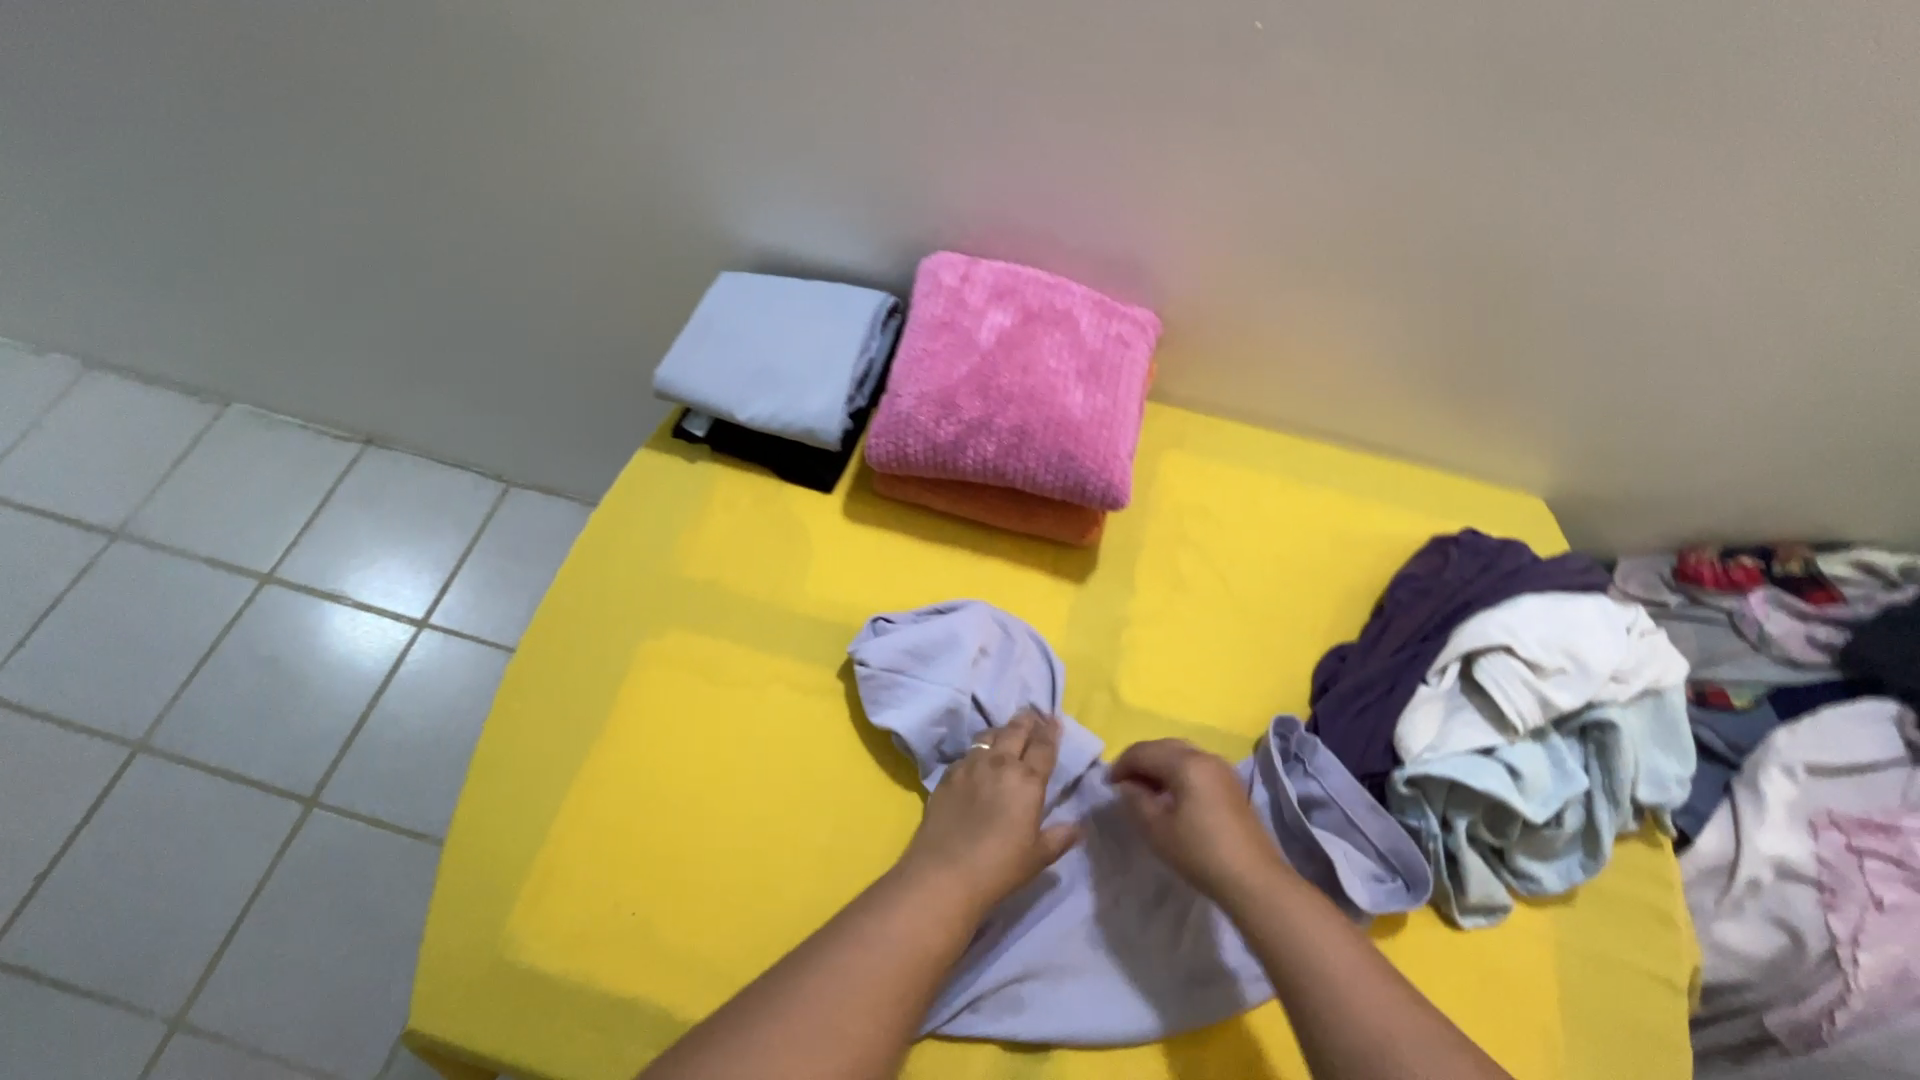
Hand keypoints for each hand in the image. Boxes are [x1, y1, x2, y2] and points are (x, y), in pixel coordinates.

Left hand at [896, 710, 1081, 914]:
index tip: (1054, 720)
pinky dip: (978, 750)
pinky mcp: (947, 775)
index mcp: (1027, 780)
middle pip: (1015, 731)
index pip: (1043, 746)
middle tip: (1032, 714)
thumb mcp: (1037, 856)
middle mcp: (1000, 764)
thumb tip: (1078, 827)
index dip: (1051, 731)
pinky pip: (967, 753)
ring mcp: (970, 766)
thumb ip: (1059, 838)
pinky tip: (978, 759)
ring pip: (988, 736)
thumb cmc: (999, 867)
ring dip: (1001, 730)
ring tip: (1006, 731)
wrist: (944, 872)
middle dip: (1026, 721)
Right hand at [1111, 739, 1290, 902]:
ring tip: (1145, 790)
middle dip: (1140, 760)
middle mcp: (1205, 757)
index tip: (1108, 786)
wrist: (1253, 879)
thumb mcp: (1157, 829)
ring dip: (1159, 765)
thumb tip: (1127, 786)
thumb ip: (1135, 800)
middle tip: (1124, 784)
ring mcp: (1222, 769)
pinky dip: (1177, 772)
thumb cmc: (1200, 852)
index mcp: (1186, 763)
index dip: (1121, 765)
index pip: (1143, 751)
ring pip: (1182, 754)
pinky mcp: (1231, 785)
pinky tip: (1170, 796)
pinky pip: (1196, 766)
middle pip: (1164, 746)